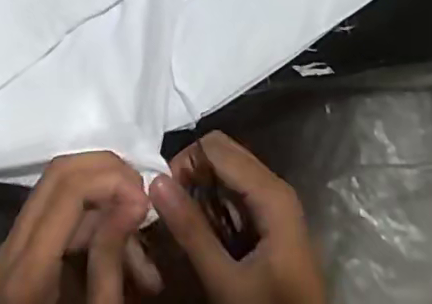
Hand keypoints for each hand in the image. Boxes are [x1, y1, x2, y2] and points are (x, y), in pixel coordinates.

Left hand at [0, 152, 149, 303]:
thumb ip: (111, 259)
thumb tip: (137, 199)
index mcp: (26, 272)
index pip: (68, 188)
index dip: (113, 179)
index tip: (146, 201)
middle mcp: (9, 250)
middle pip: (60, 174)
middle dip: (109, 173)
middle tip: (143, 198)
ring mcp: (10, 250)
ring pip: (61, 189)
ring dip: (106, 200)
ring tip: (143, 238)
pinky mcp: (18, 256)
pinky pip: (59, 215)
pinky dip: (95, 221)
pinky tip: (126, 255)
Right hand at [149, 132, 323, 303]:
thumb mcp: (226, 282)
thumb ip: (192, 232)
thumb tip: (156, 182)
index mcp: (270, 192)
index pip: (216, 148)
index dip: (183, 163)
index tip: (157, 196)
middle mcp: (275, 184)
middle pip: (223, 152)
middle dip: (190, 171)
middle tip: (166, 206)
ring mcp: (275, 199)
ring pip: (229, 170)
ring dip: (199, 185)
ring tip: (177, 216)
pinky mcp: (272, 216)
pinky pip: (237, 190)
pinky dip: (213, 199)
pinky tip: (198, 226)